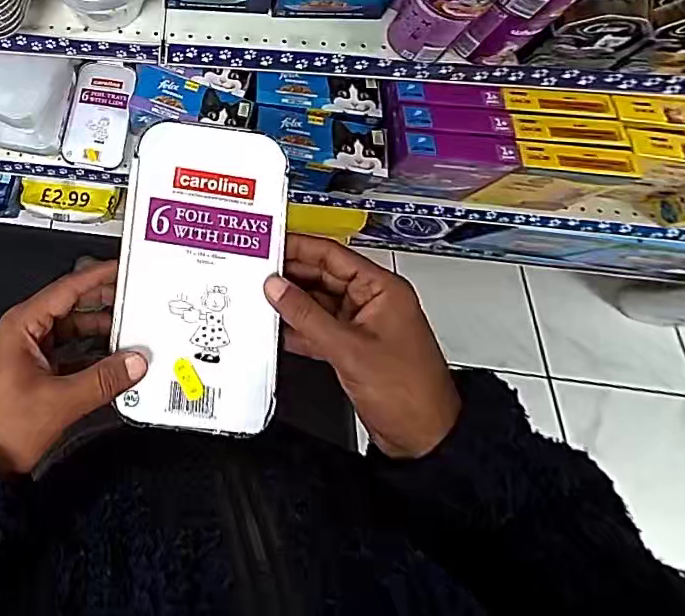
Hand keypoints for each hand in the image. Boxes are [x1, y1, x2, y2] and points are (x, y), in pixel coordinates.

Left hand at [0, 260, 147, 475]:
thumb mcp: (59, 401)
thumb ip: (103, 379)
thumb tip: (133, 363)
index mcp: (23, 324)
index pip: (68, 287)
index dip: (99, 276)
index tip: (121, 269)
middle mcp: (25, 332)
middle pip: (73, 305)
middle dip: (104, 303)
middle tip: (133, 300)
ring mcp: (30, 351)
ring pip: (73, 329)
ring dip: (100, 331)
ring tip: (128, 332)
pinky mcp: (36, 370)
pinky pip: (71, 350)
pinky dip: (92, 352)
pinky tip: (112, 361)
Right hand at [264, 236, 459, 458]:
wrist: (425, 441)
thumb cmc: (410, 393)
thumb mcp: (349, 349)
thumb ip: (307, 316)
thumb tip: (278, 288)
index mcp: (382, 288)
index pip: (333, 255)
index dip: (300, 247)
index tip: (273, 243)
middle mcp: (373, 301)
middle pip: (324, 276)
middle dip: (291, 275)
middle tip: (259, 272)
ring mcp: (363, 324)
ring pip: (320, 302)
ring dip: (293, 302)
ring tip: (263, 297)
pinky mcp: (355, 347)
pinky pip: (321, 327)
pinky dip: (301, 328)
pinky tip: (279, 328)